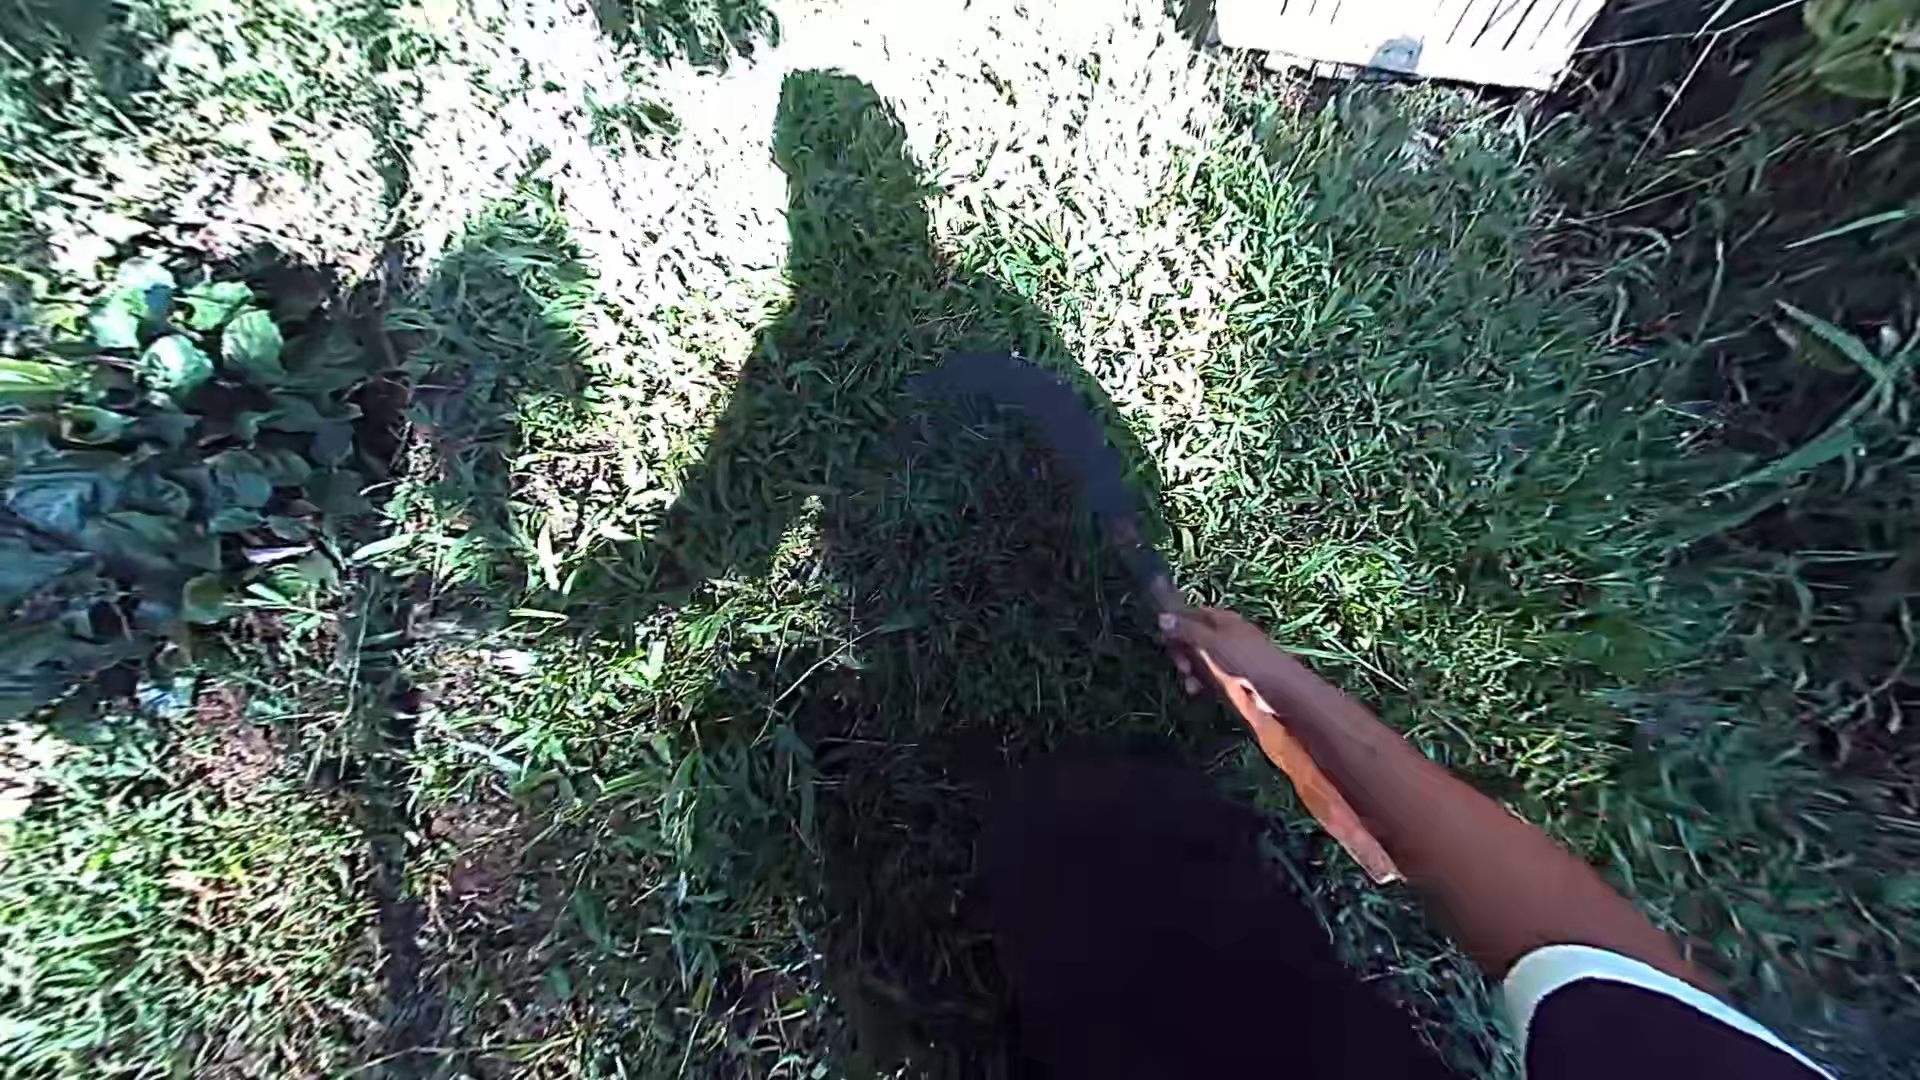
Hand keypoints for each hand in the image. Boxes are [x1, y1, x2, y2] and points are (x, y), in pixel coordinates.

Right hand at [1158, 606, 1301, 698]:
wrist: (1279, 690)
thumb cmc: (1246, 658)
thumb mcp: (1212, 642)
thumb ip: (1187, 630)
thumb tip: (1161, 617)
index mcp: (1221, 619)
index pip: (1190, 614)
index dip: (1175, 624)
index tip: (1164, 638)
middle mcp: (1222, 634)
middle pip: (1190, 637)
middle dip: (1181, 651)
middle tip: (1181, 665)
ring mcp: (1226, 655)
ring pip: (1196, 657)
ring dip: (1188, 669)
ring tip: (1190, 682)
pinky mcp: (1229, 675)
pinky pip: (1205, 674)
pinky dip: (1198, 680)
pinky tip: (1195, 690)